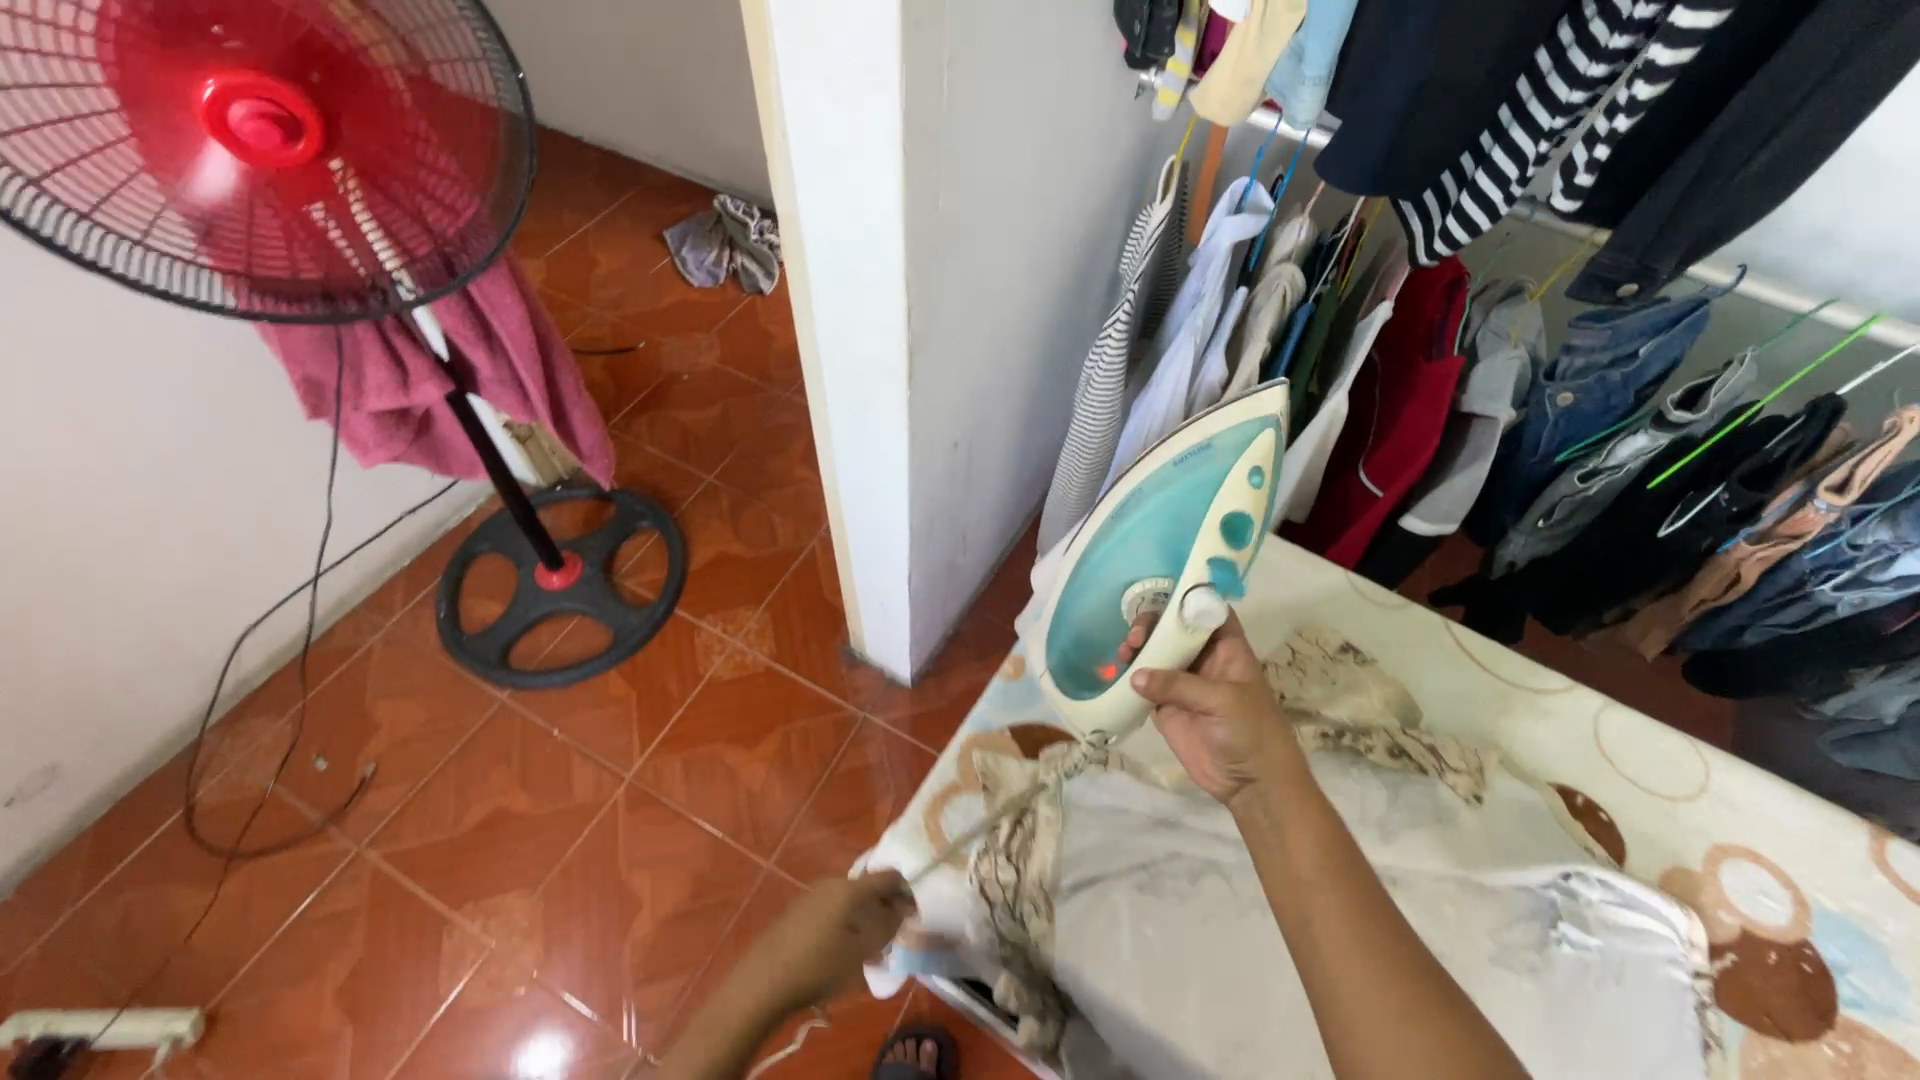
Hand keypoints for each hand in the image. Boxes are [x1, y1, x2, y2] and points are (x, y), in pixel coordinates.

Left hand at [729, 871, 915, 1015]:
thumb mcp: (862, 950)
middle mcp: (831, 884)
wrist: (761, 984)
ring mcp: (810, 897)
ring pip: (849, 903)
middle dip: (884, 910)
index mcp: (849, 888)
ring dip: (864, 921)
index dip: (906, 892)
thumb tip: (901, 908)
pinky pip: (831, 913)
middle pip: (868, 889)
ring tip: (870, 952)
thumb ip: (887, 926)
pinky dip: (845, 927)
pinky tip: (843, 954)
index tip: (915, 916)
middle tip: (893, 938)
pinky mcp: (796, 914)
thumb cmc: (819, 966)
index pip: (889, 877)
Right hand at [1127, 611, 1304, 804]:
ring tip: (1124, 654)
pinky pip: (1143, 684)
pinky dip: (1128, 676)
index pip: (1208, 612)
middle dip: (1152, 625)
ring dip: (1138, 649)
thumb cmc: (1251, 732)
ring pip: (1155, 654)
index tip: (1161, 598)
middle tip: (1135, 638)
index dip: (1188, 599)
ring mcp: (1183, 683)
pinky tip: (1116, 673)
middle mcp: (1203, 660)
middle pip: (1174, 629)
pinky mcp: (1166, 707)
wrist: (1252, 782)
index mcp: (1227, 650)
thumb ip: (1180, 685)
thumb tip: (1135, 676)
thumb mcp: (1223, 701)